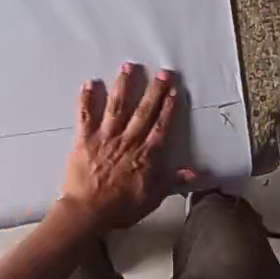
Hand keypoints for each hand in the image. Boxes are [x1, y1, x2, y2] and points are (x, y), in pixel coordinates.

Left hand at [59, 63, 192, 231]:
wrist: (89, 212)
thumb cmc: (121, 208)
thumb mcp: (153, 197)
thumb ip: (172, 181)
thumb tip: (195, 173)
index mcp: (147, 155)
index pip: (161, 126)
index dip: (169, 107)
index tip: (174, 90)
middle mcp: (129, 141)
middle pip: (144, 111)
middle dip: (154, 90)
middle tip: (162, 72)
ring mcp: (106, 138)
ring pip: (117, 106)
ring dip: (124, 85)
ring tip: (129, 67)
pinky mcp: (85, 140)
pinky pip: (86, 115)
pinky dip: (87, 99)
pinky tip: (90, 84)